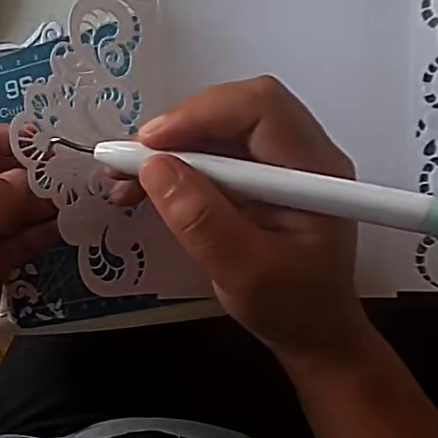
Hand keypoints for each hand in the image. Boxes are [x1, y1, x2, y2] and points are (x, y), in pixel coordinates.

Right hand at [107, 76, 373, 366]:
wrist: (310, 329)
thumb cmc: (290, 305)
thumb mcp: (244, 272)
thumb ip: (202, 221)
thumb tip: (154, 168)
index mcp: (313, 171)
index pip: (260, 109)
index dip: (201, 114)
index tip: (149, 145)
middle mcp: (297, 154)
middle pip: (234, 109)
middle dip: (177, 128)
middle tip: (131, 159)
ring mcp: (274, 163)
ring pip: (214, 127)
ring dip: (165, 147)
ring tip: (124, 178)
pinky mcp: (251, 175)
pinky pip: (206, 152)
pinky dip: (169, 164)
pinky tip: (140, 187)